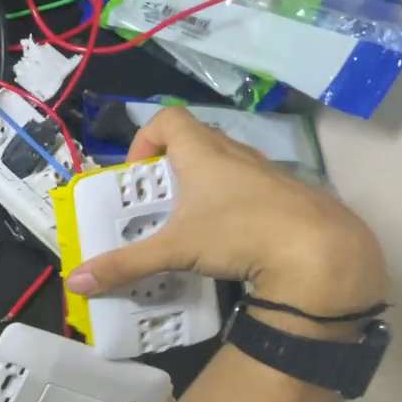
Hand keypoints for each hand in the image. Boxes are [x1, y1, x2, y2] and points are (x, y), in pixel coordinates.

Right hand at [63, 108, 385, 321]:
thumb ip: (123, 264)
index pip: (170, 120)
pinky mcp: (292, 198)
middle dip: (169, 166)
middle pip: (196, 141)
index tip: (138, 173)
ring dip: (203, 184)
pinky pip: (252, 188)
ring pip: (226, 164)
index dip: (146, 138)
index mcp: (205, 156)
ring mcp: (269, 175)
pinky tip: (231, 237)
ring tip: (190, 220)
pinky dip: (234, 203)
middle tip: (157, 200)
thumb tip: (75, 281)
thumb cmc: (242, 235)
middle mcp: (237, 156)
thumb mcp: (174, 251)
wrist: (327, 257)